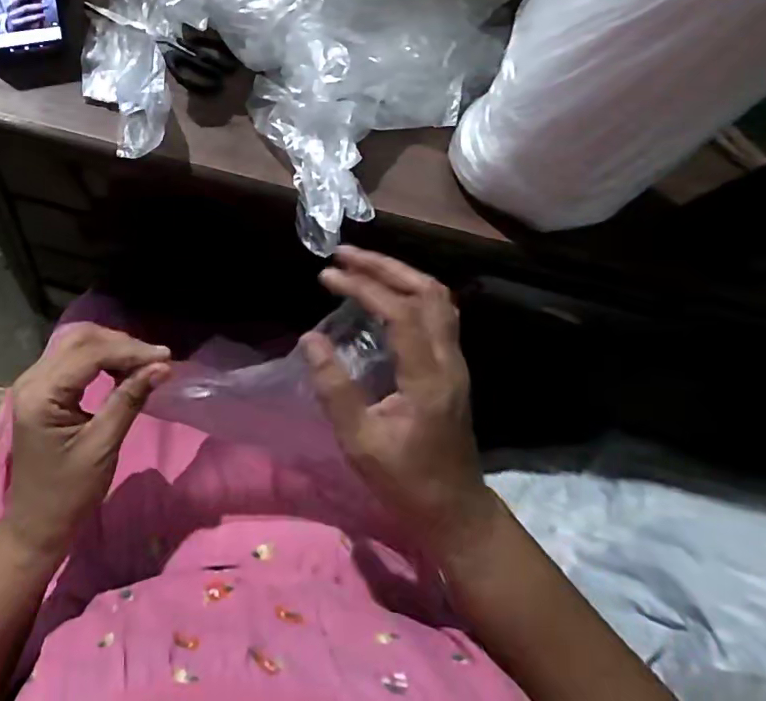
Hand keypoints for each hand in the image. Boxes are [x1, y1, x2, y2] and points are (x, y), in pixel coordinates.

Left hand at [3, 325, 170, 557]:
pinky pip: (71, 358)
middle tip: (156, 359)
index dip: (129, 350)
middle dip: (120, 343)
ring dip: (110, 347)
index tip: (165, 357)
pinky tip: (122, 369)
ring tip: (144, 363)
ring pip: (75, 343)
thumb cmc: (70, 492)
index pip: (89, 353)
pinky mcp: (41, 388)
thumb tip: (161, 368)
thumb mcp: (103, 446)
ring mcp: (33, 381)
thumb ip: (128, 400)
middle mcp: (32, 378)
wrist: (38, 523)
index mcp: (41, 393)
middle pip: (79, 339)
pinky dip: (99, 357)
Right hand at [4, 0, 48, 29]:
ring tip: (46, 6)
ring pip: (24, 8)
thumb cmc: (21, 13)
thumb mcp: (25, 3)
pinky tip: (42, 17)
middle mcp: (11, 4)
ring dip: (36, 7)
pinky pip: (25, 20)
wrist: (11, 28)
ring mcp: (12, 14)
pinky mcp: (14, 24)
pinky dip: (35, 18)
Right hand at [301, 246, 497, 554]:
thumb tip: (310, 339)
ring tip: (359, 265)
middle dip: (385, 267)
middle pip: (429, 293)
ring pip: (437, 299)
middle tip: (343, 255)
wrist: (455, 509)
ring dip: (399, 274)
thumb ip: (334, 388)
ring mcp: (455, 362)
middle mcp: (450, 361)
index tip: (328, 276)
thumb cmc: (405, 479)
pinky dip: (406, 292)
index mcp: (429, 378)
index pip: (402, 313)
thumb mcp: (360, 441)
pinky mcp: (450, 366)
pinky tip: (379, 294)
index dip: (365, 287)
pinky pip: (435, 313)